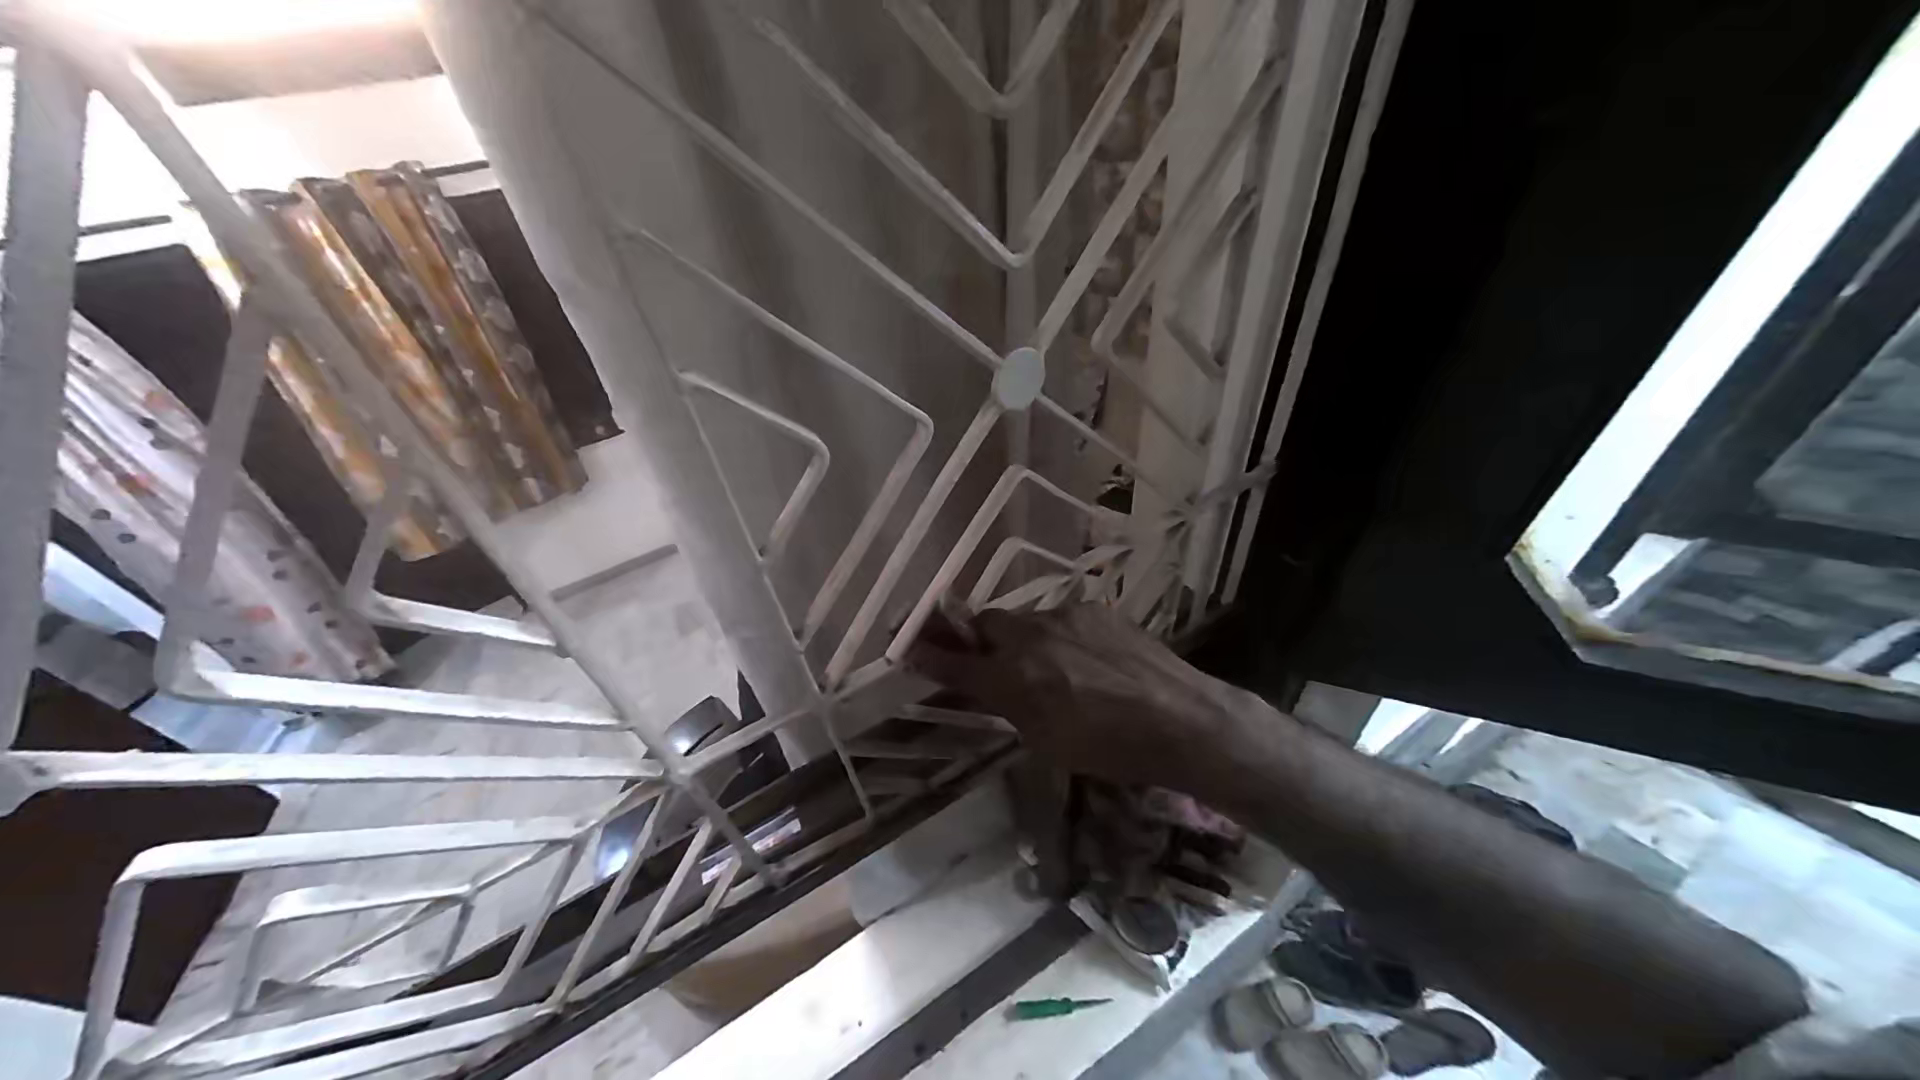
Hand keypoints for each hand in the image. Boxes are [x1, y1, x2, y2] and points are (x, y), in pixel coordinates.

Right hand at [906, 602, 1281, 794]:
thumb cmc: (1109, 748)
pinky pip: (1062, 618)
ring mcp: (1066, 617)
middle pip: (986, 623)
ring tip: (1053, 667)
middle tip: (987, 655)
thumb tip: (988, 686)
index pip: (957, 661)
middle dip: (979, 637)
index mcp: (1014, 678)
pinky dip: (1060, 636)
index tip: (909, 646)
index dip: (929, 654)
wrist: (1182, 719)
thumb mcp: (1045, 740)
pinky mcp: (1097, 609)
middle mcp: (1031, 637)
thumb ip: (1008, 705)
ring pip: (1027, 621)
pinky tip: (1087, 659)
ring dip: (1025, 640)